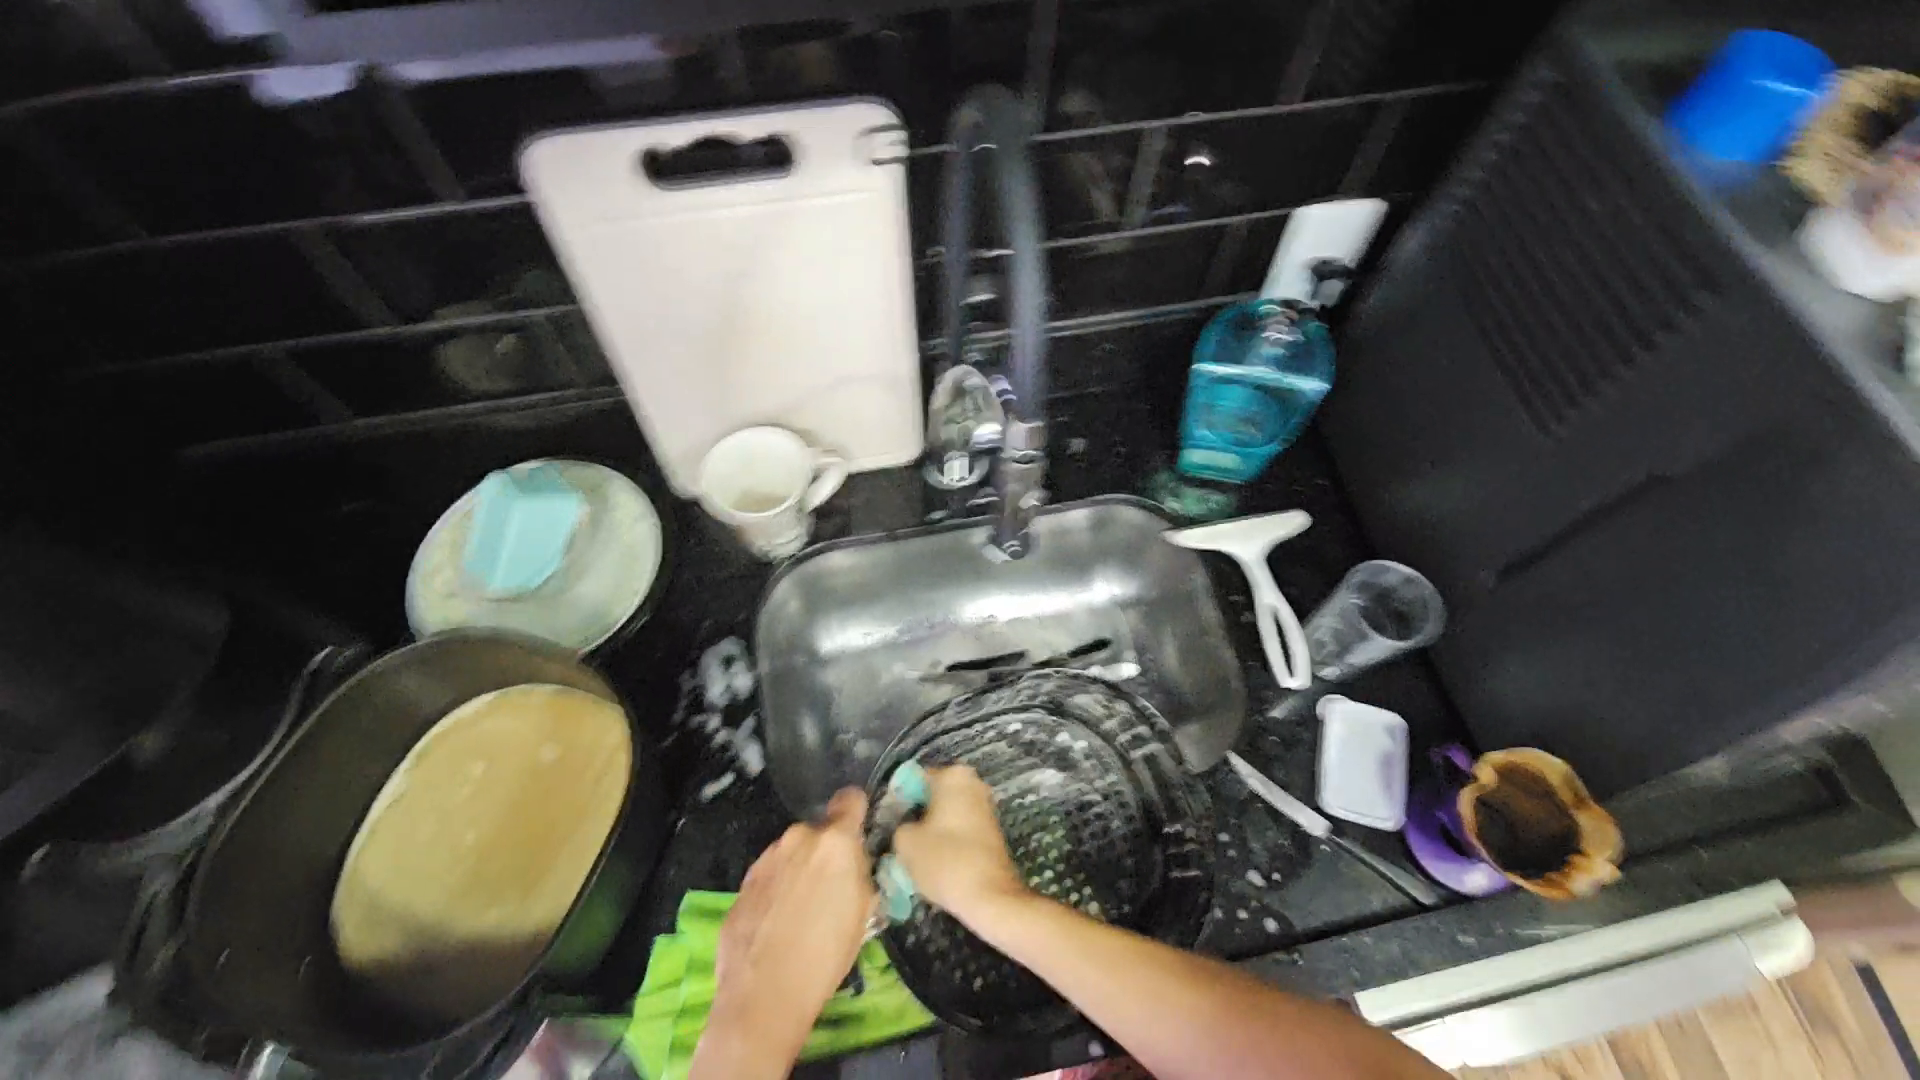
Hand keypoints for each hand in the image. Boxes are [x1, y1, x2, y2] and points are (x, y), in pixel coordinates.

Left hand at [690, 789, 874, 1079]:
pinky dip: (777, 891)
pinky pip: (770, 876)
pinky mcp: (743, 883)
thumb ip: (860, 874)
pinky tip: (777, 924)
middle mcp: (798, 838)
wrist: (764, 993)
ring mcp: (766, 859)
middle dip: (826, 854)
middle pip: (819, 834)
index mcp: (835, 841)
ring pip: (792, 854)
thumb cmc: (826, 953)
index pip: (851, 799)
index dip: (857, 813)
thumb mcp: (864, 912)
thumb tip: (854, 865)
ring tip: (800, 913)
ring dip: (799, 871)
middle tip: (830, 890)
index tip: (858, 834)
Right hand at [891, 766, 1028, 922]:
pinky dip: (948, 839)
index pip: (914, 779)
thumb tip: (907, 826)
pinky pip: (960, 827)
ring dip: (932, 829)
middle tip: (902, 839)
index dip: (899, 800)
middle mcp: (973, 783)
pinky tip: (937, 860)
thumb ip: (900, 825)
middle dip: (917, 814)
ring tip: (917, 854)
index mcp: (953, 775)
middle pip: (933, 795)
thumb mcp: (906, 842)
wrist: (990, 896)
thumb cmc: (945, 860)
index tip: (891, 822)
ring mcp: (986, 806)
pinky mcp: (992, 830)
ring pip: (947, 813)